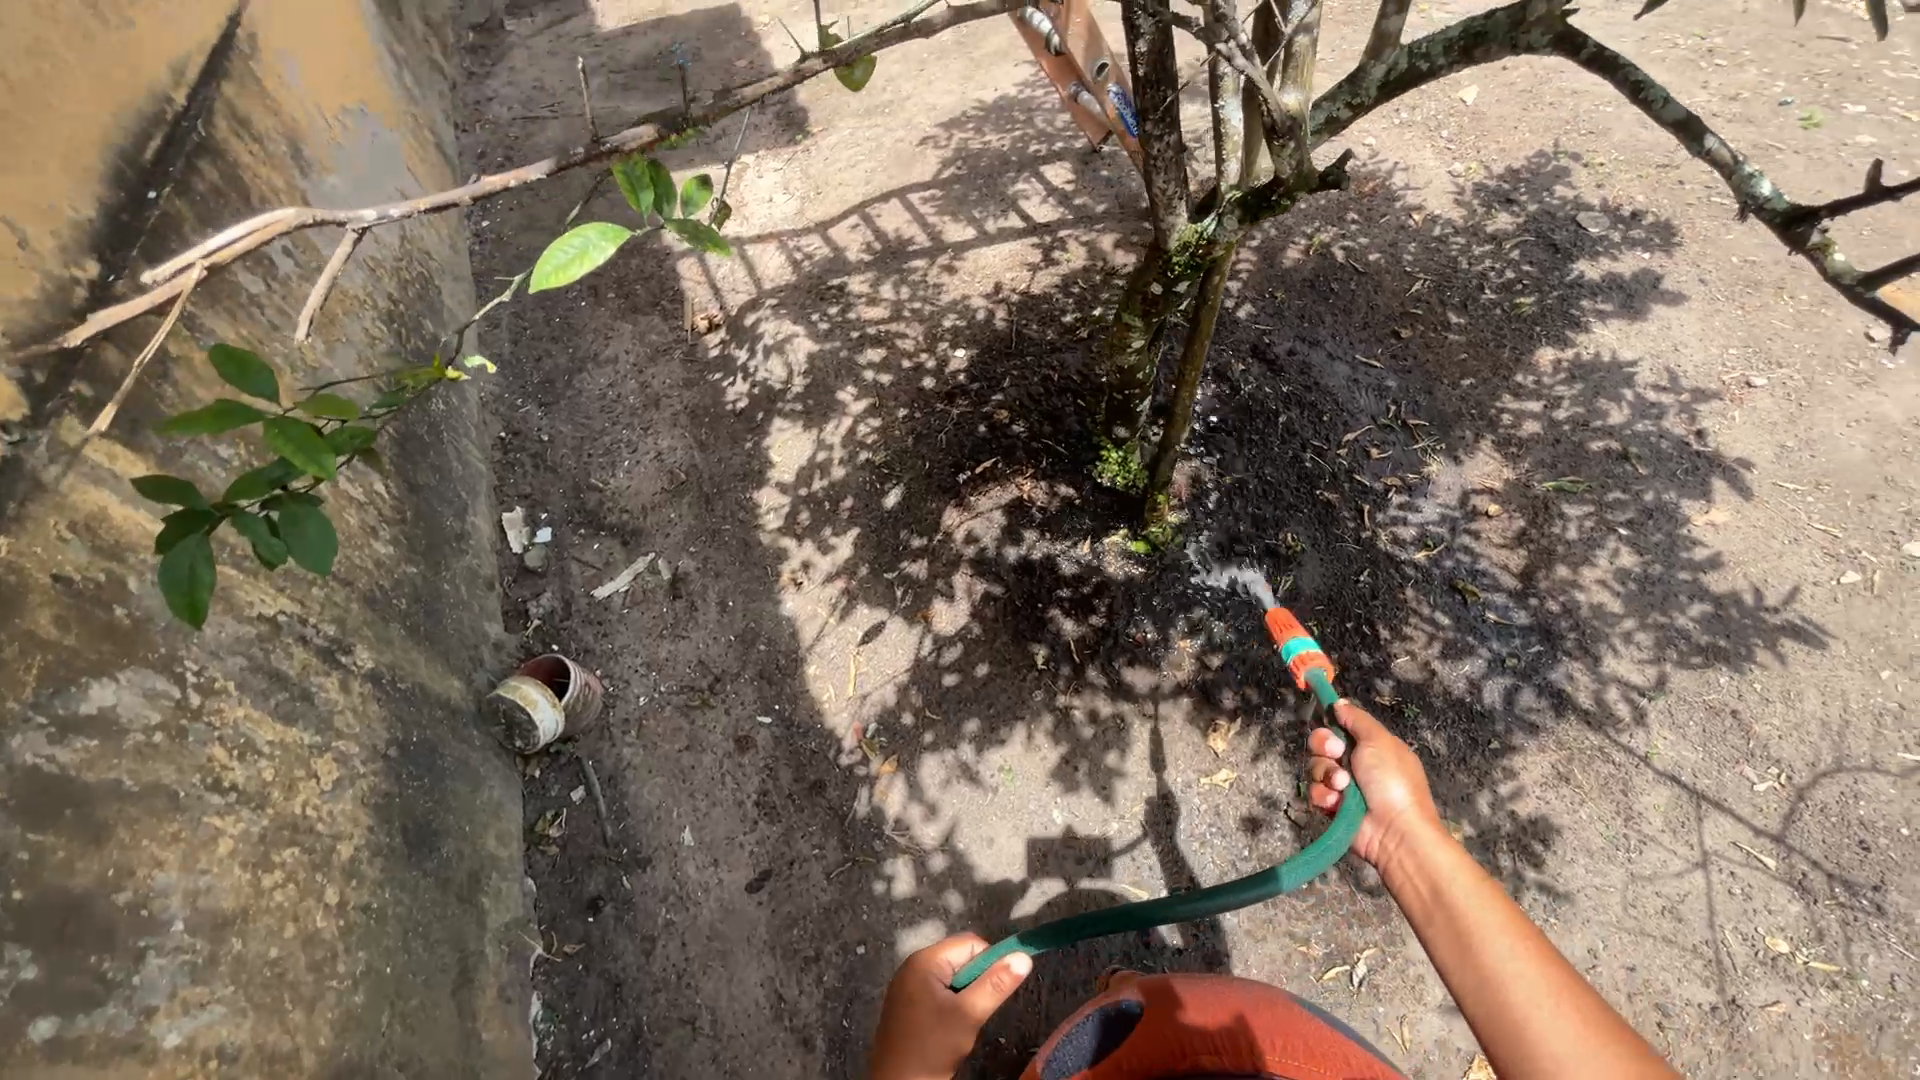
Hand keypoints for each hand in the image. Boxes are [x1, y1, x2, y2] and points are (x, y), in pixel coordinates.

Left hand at [869, 935, 1031, 1079]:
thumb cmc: (932, 1048)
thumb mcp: (969, 1015)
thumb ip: (996, 984)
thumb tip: (1024, 956)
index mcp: (925, 959)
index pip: (970, 944)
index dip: (990, 964)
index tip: (993, 994)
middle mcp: (914, 964)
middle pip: (960, 958)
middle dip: (975, 982)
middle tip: (975, 1012)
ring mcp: (908, 984)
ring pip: (952, 977)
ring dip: (964, 996)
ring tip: (962, 1023)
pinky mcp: (906, 1003)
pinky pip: (938, 991)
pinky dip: (951, 1005)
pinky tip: (948, 1029)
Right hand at [1307, 700, 1444, 872]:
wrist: (1395, 830)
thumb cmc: (1393, 781)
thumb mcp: (1380, 741)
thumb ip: (1357, 719)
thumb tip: (1339, 702)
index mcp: (1370, 747)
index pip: (1339, 728)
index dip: (1331, 725)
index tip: (1329, 723)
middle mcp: (1355, 764)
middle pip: (1321, 744)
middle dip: (1324, 747)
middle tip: (1337, 755)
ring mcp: (1342, 787)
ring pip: (1315, 768)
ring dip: (1326, 775)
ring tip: (1342, 787)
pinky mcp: (1331, 807)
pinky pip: (1314, 792)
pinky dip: (1324, 796)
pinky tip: (1336, 803)